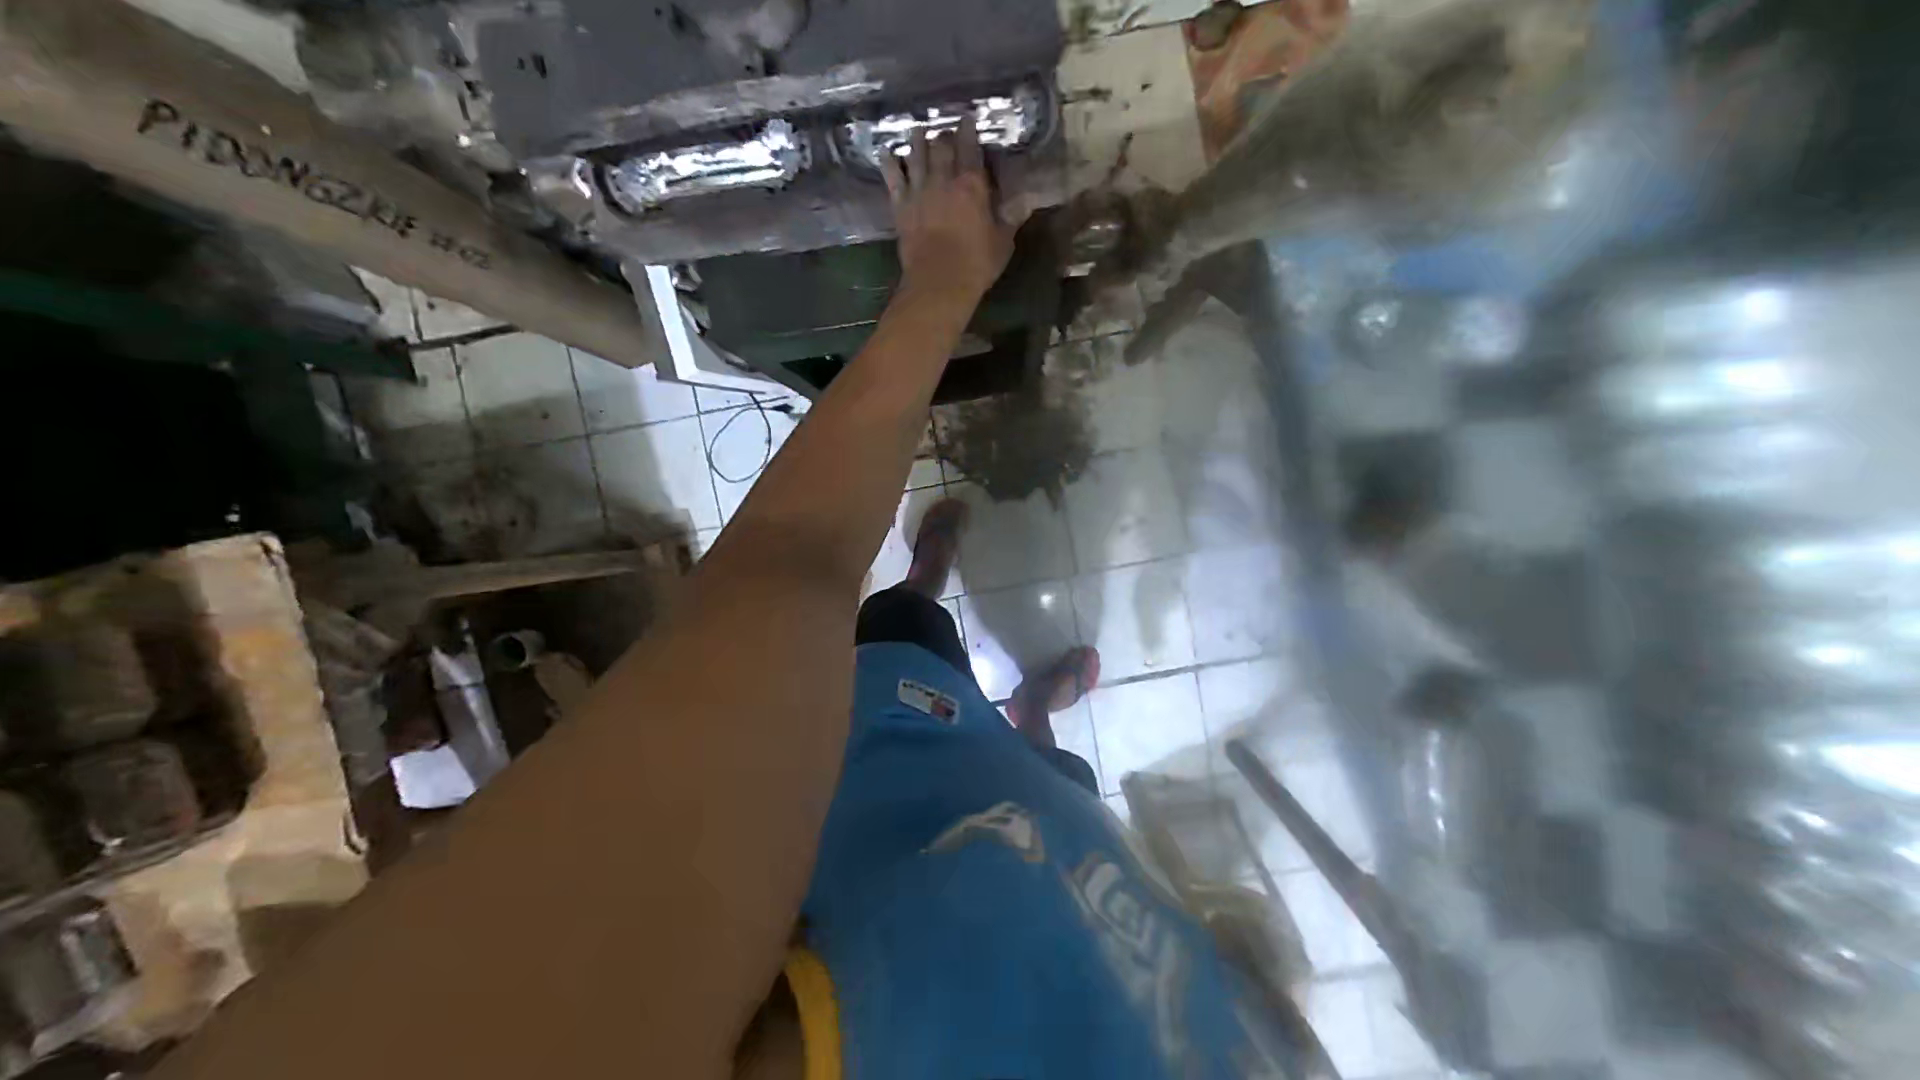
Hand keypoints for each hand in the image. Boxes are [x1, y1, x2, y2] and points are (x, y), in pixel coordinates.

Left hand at [882, 118, 1029, 303]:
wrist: (938, 283)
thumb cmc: (976, 264)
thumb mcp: (1002, 242)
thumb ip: (1011, 217)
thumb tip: (1027, 200)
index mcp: (971, 184)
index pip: (970, 147)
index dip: (969, 130)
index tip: (967, 118)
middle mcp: (943, 179)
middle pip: (941, 147)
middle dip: (944, 136)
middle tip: (945, 132)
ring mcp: (918, 191)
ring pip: (916, 155)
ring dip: (917, 141)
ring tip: (919, 131)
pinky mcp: (901, 207)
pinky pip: (892, 179)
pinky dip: (889, 164)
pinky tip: (885, 153)